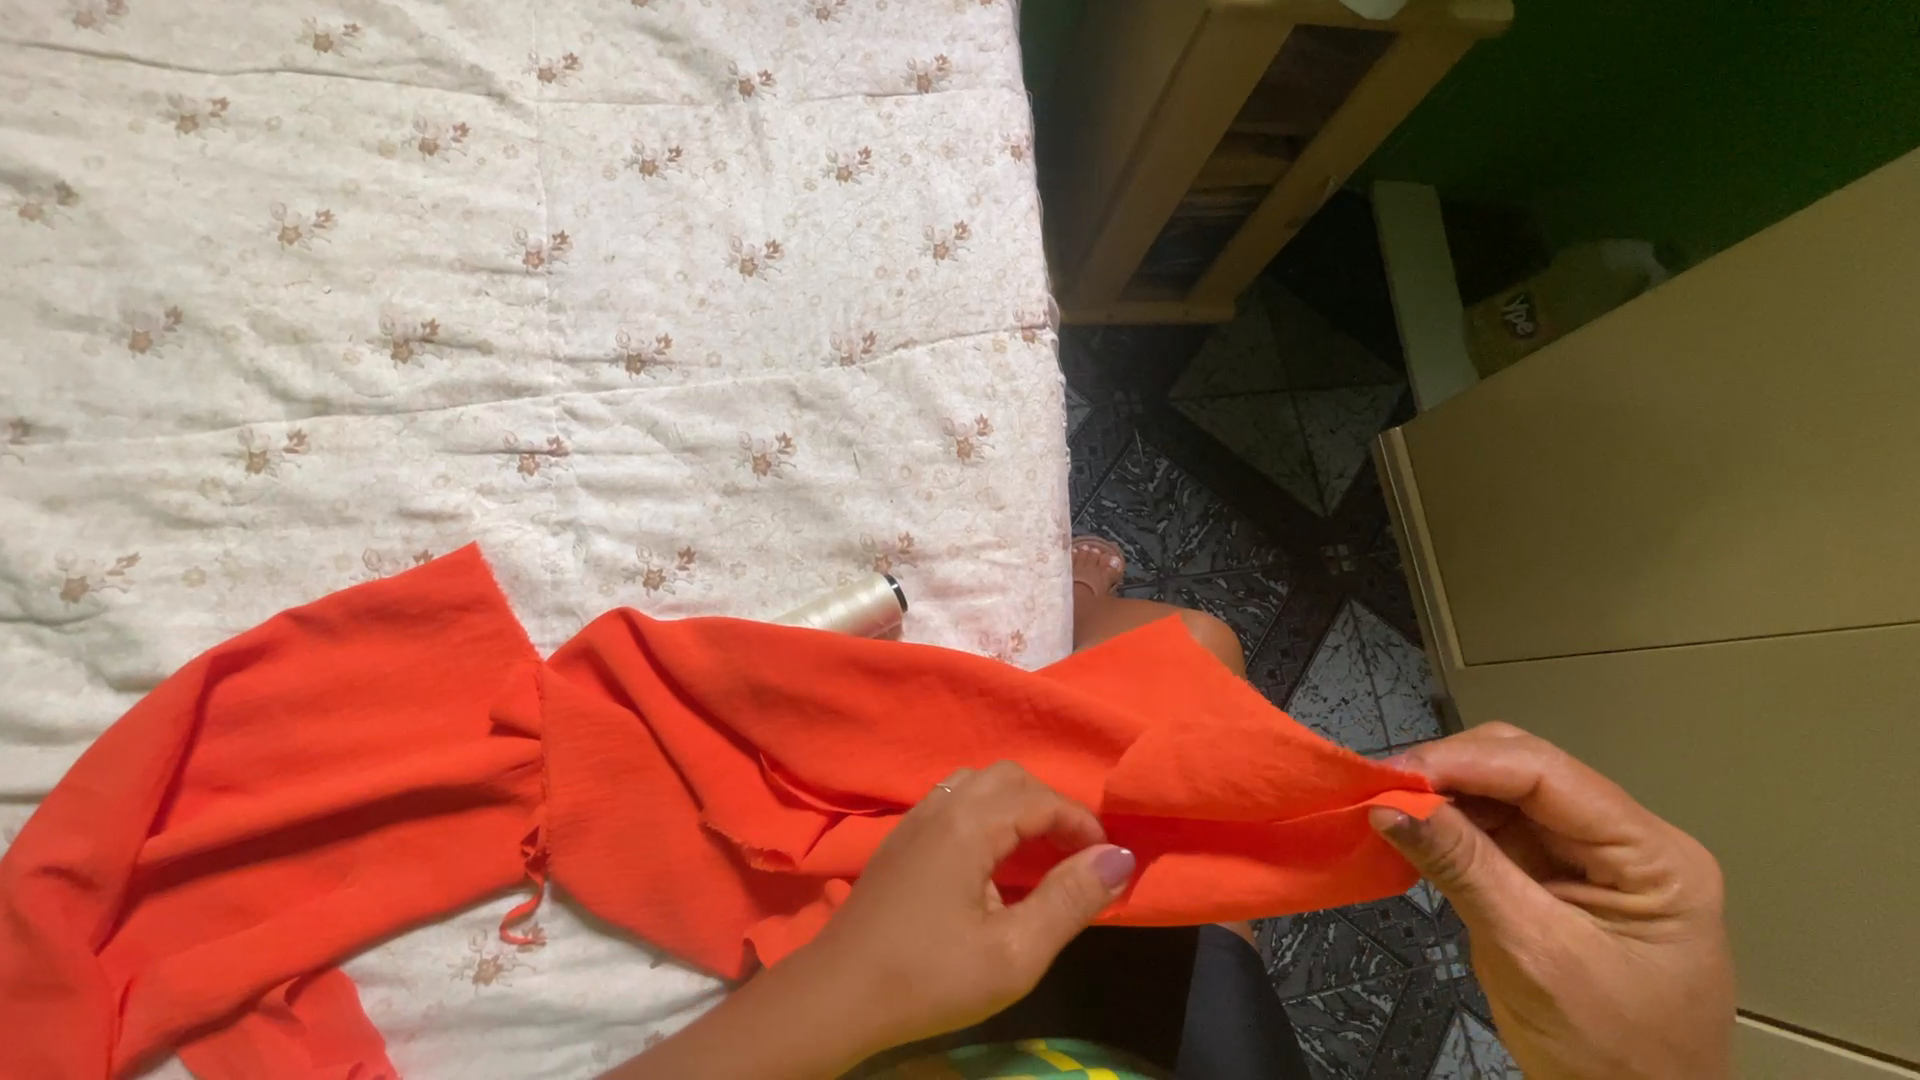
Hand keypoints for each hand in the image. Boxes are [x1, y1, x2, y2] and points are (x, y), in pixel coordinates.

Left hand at [794, 761, 1136, 1054]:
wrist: (838, 995)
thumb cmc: (930, 977)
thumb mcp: (1014, 953)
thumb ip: (1069, 900)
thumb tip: (1119, 858)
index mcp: (969, 824)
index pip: (1041, 798)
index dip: (1081, 823)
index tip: (1107, 861)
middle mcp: (942, 805)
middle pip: (1008, 777)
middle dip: (1050, 805)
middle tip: (1075, 854)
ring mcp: (916, 818)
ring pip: (978, 783)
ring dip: (1017, 805)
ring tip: (1039, 851)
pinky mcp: (901, 838)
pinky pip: (955, 799)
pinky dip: (988, 812)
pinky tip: (992, 857)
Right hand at [1370, 724, 1734, 1079]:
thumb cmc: (1609, 1048)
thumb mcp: (1533, 952)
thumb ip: (1463, 867)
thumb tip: (1388, 806)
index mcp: (1650, 854)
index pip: (1546, 773)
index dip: (1463, 762)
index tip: (1392, 774)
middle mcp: (1621, 837)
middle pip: (1522, 766)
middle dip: (1448, 771)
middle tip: (1383, 789)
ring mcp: (1584, 852)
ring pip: (1498, 788)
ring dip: (1440, 793)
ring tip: (1387, 806)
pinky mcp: (1549, 869)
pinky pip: (1488, 823)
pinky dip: (1444, 821)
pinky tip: (1411, 829)